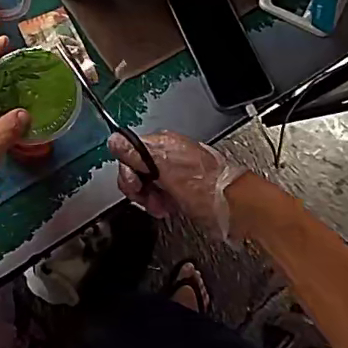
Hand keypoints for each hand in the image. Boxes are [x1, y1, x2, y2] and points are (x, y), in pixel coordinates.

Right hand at [108, 131, 247, 239]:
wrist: (234, 207)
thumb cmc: (206, 187)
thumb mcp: (165, 167)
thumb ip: (136, 153)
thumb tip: (114, 139)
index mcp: (162, 143)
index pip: (129, 152)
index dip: (129, 171)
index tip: (137, 184)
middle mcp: (167, 155)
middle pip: (135, 170)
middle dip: (139, 188)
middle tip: (150, 196)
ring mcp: (174, 173)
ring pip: (146, 185)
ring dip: (149, 199)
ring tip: (162, 206)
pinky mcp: (180, 190)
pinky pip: (158, 195)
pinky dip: (159, 204)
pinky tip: (169, 208)